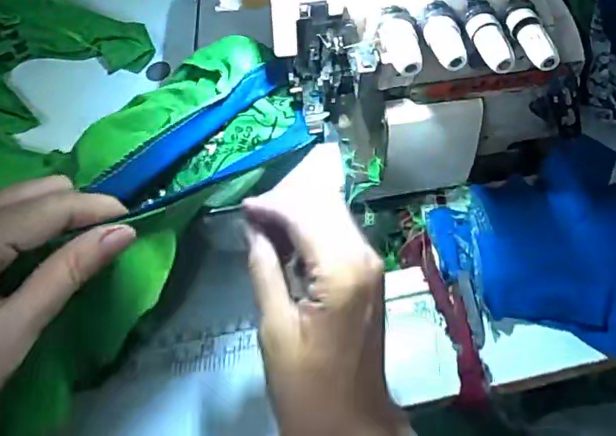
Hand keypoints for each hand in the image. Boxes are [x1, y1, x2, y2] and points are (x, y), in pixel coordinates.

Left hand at [0, 176, 136, 435]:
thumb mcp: (6, 341)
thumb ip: (67, 275)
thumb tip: (123, 231)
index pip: (47, 205)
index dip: (96, 208)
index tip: (135, 218)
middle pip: (29, 191)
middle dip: (72, 209)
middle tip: (103, 240)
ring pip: (6, 199)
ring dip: (43, 218)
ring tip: (68, 251)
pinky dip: (12, 229)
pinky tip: (19, 261)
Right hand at [243, 144, 407, 435]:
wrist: (351, 425)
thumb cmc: (308, 387)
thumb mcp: (275, 330)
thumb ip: (265, 270)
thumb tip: (254, 230)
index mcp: (342, 268)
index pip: (306, 214)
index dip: (273, 204)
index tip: (244, 205)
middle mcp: (364, 255)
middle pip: (325, 206)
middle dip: (289, 201)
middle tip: (253, 212)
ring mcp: (371, 263)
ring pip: (334, 215)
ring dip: (302, 212)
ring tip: (265, 222)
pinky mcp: (370, 273)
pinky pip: (341, 234)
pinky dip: (315, 229)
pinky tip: (289, 240)